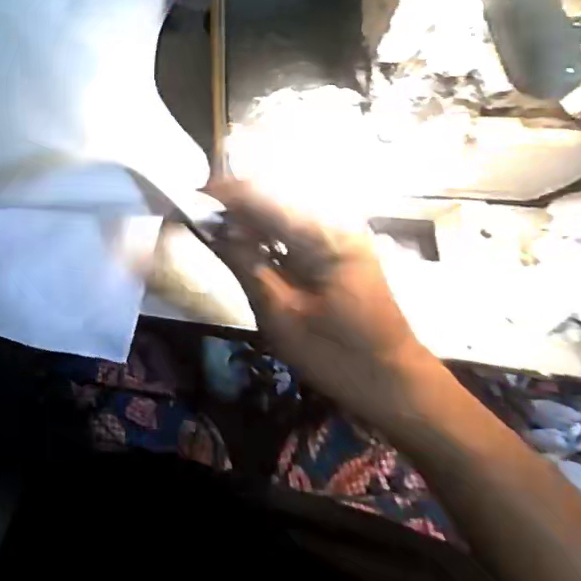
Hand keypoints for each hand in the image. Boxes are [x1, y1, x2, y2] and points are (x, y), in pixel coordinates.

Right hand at [206, 179, 438, 421]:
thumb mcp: (280, 312)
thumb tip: (205, 226)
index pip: (260, 194)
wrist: (398, 386)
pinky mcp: (337, 247)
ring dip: (244, 217)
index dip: (217, 195)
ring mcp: (339, 233)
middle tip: (194, 224)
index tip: (182, 206)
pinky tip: (246, 249)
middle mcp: (334, 221)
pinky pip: (291, 225)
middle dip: (228, 204)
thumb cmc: (338, 355)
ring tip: (214, 236)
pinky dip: (263, 231)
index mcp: (324, 233)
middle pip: (269, 194)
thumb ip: (242, 261)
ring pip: (278, 208)